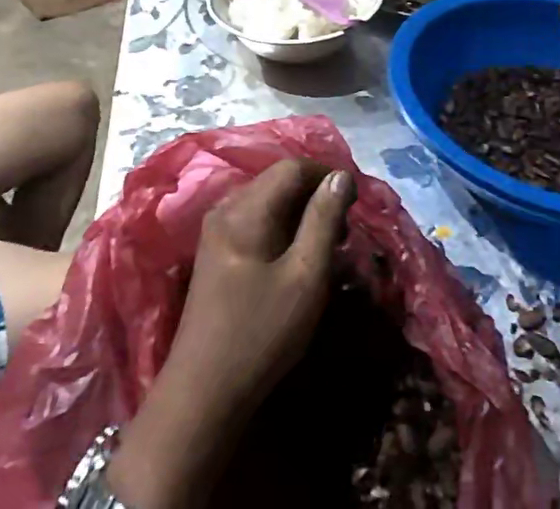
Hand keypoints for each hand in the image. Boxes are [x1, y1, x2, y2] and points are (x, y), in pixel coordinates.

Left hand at [107, 160, 356, 508]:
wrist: (204, 390)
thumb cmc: (262, 332)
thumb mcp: (306, 276)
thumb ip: (324, 220)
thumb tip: (341, 176)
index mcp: (245, 210)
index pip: (292, 167)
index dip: (327, 174)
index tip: (356, 201)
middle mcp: (225, 209)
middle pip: (277, 179)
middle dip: (315, 193)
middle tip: (344, 226)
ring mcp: (215, 230)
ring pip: (266, 198)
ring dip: (300, 209)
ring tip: (326, 240)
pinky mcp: (214, 251)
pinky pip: (254, 218)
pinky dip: (281, 224)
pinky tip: (295, 253)